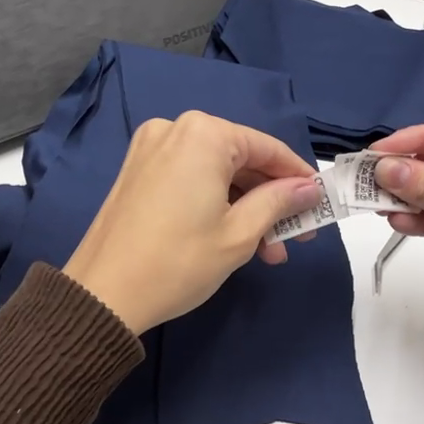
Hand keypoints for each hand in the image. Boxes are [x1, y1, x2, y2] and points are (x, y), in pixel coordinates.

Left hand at [63, 111, 321, 334]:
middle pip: (241, 160)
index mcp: (204, 134)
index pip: (268, 149)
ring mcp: (151, 148)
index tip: (320, 203)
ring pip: (216, 172)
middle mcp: (176, 128)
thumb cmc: (178, 262)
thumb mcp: (240, 234)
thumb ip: (279, 202)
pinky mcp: (137, 170)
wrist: (103, 294)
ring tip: (266, 252)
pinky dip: (215, 202)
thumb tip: (309, 188)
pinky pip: (191, 178)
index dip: (298, 177)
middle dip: (270, 200)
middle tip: (293, 238)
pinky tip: (232, 238)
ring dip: (245, 208)